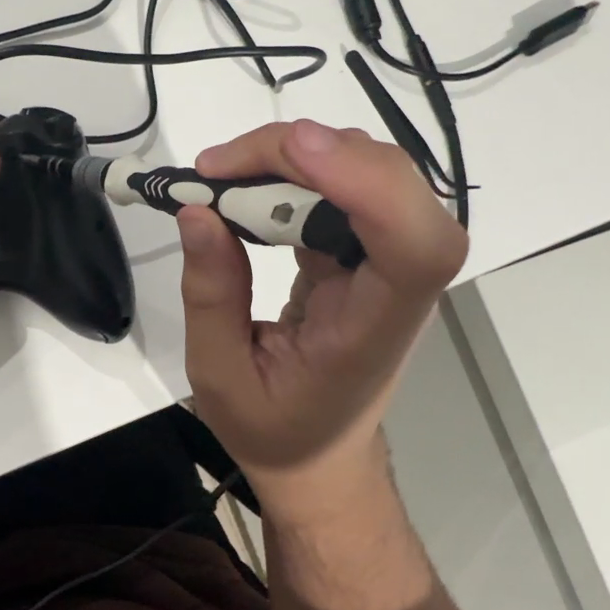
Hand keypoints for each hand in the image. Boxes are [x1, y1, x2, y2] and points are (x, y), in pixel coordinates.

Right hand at [179, 120, 466, 497]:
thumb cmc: (270, 429)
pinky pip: (345, 195)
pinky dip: (294, 177)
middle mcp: (397, 288)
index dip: (369, 186)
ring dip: (297, 159)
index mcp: (373, 331)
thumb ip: (211, 296)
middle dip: (309, 155)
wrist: (316, 456)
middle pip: (393, 191)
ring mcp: (386, 267)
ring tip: (220, 174)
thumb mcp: (218, 376)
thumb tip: (196, 211)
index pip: (412, 246)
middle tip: (216, 166)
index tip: (293, 153)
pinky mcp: (366, 257)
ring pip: (371, 179)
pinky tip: (245, 186)